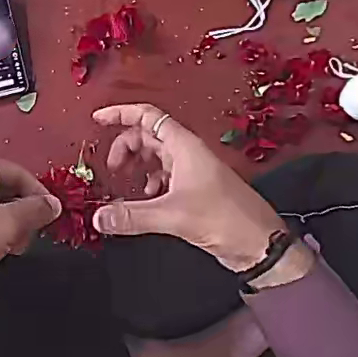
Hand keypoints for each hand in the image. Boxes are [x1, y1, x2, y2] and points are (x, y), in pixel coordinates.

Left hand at [0, 152, 60, 306]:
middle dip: (21, 214)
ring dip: (8, 226)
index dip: (39, 196)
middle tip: (27, 236)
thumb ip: (37, 210)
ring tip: (10, 247)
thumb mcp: (8, 225)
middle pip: (7, 189)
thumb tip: (53, 205)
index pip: (19, 174)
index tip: (51, 215)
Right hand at [91, 104, 301, 277]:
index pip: (147, 116)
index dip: (121, 114)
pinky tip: (144, 198)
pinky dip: (149, 182)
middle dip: (126, 146)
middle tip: (111, 167)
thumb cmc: (224, 218)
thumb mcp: (173, 215)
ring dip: (137, 164)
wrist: (258, 242)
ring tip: (123, 182)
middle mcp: (187, 153)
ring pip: (156, 156)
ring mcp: (192, 170)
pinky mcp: (195, 189)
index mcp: (184, 146)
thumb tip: (98, 216)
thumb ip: (133, 216)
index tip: (98, 120)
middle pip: (148, 135)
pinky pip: (165, 176)